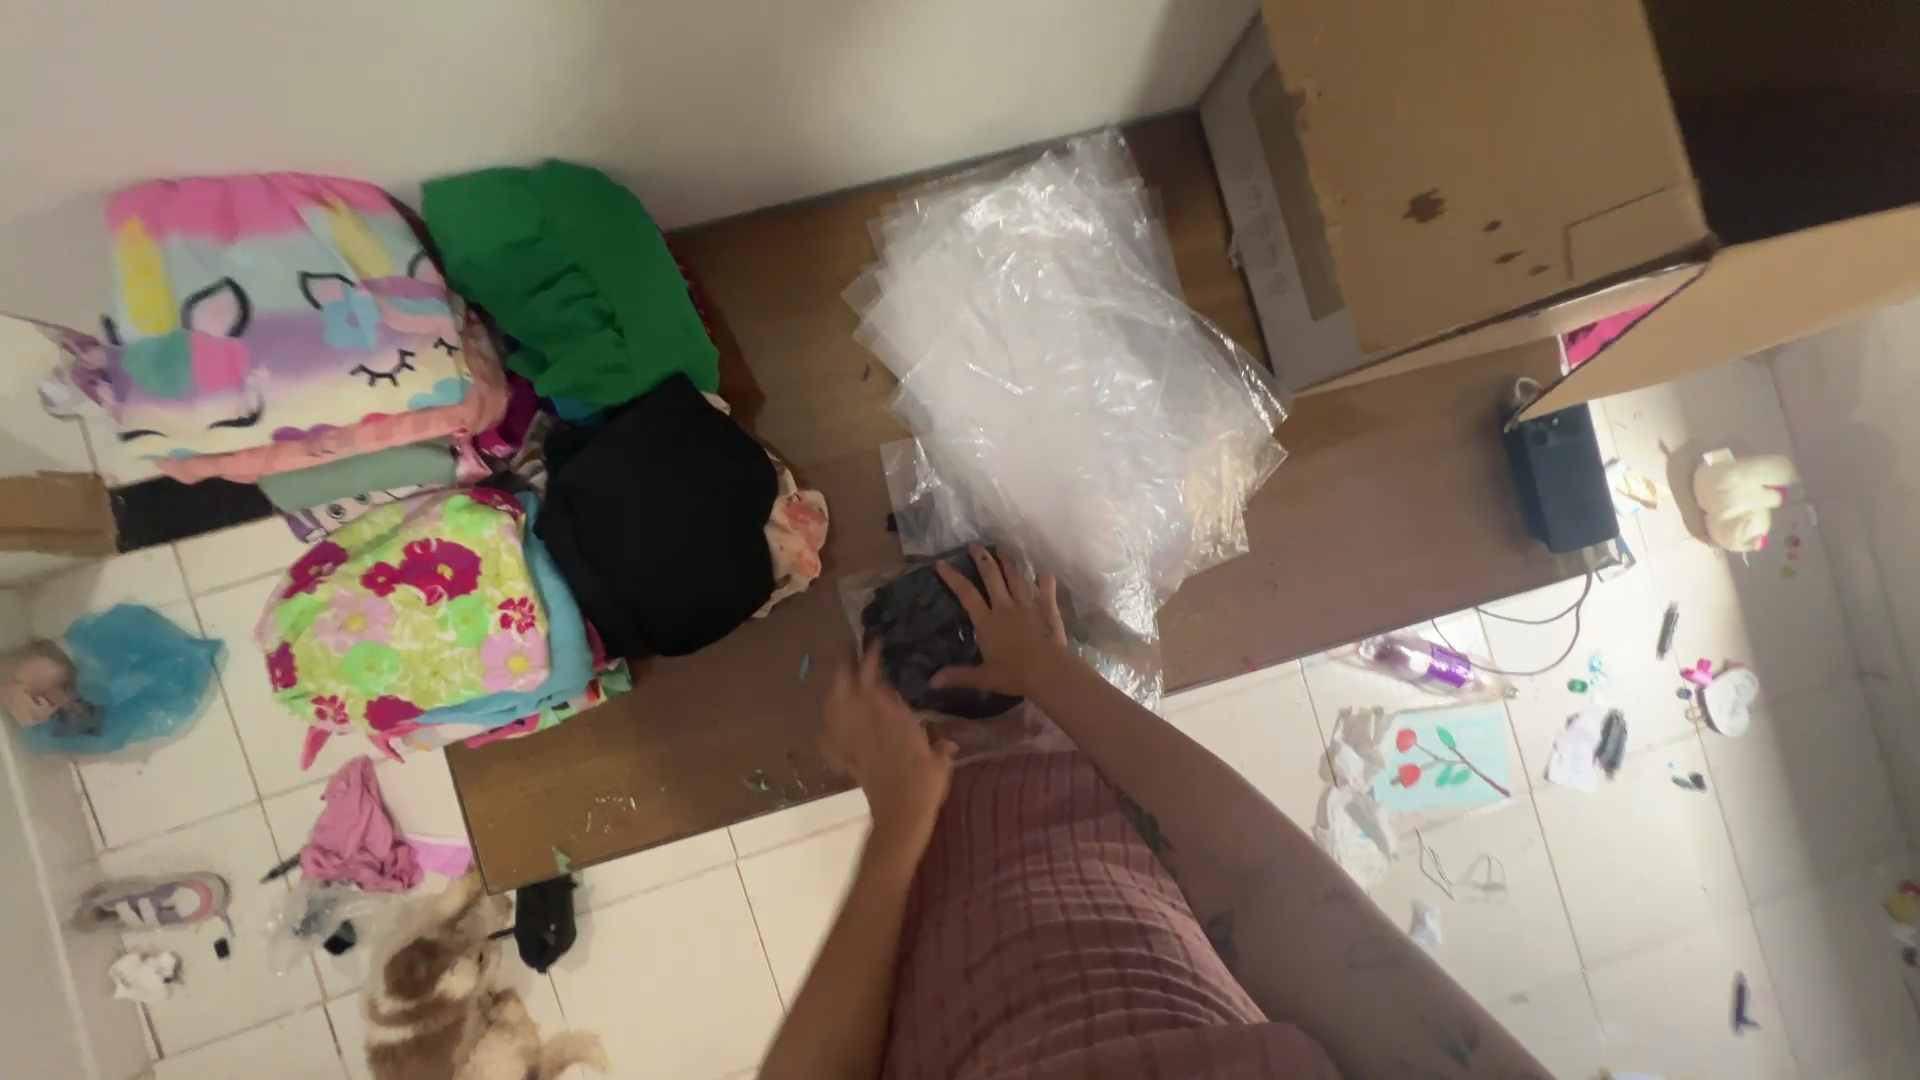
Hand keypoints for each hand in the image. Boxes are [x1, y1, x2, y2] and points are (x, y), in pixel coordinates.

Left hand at [821, 646, 955, 856]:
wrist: (900, 814)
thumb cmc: (925, 782)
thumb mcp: (940, 756)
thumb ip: (939, 741)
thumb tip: (946, 737)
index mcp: (891, 711)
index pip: (876, 674)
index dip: (873, 655)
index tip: (876, 640)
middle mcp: (866, 717)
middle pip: (847, 681)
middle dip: (847, 661)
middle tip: (850, 647)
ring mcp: (851, 736)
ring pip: (835, 702)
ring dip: (836, 685)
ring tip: (840, 676)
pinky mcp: (844, 756)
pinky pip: (829, 737)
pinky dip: (828, 728)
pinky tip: (830, 725)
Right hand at [932, 546, 1072, 699]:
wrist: (1048, 670)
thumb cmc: (1014, 674)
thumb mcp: (984, 677)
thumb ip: (959, 676)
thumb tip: (932, 682)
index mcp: (988, 621)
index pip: (966, 594)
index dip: (953, 577)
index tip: (942, 563)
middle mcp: (1005, 606)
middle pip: (992, 576)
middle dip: (982, 559)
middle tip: (976, 546)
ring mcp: (1028, 604)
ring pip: (1016, 577)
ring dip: (1009, 562)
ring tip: (1003, 549)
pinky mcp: (1048, 608)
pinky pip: (1046, 588)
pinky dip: (1044, 580)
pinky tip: (1043, 573)